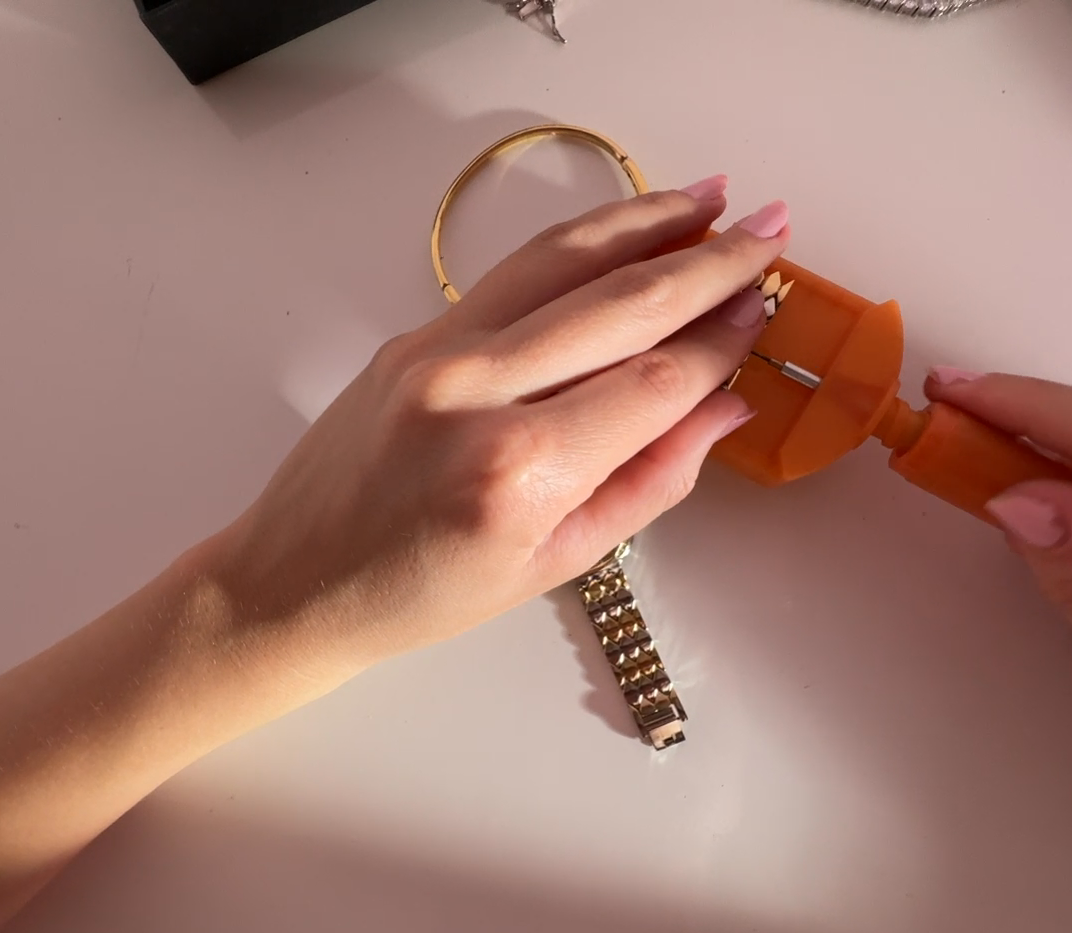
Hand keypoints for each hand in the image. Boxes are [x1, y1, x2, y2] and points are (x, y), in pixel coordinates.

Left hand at [202, 183, 787, 674]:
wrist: (300, 577)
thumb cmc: (426, 595)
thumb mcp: (555, 565)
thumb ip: (648, 482)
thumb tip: (723, 405)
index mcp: (520, 472)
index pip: (652, 383)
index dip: (718, 343)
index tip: (763, 311)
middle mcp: (476, 393)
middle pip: (618, 305)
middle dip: (707, 264)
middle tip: (771, 230)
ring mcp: (434, 352)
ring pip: (561, 261)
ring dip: (645, 221)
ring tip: (712, 198)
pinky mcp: (411, 336)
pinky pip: (511, 275)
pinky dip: (577, 243)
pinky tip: (621, 227)